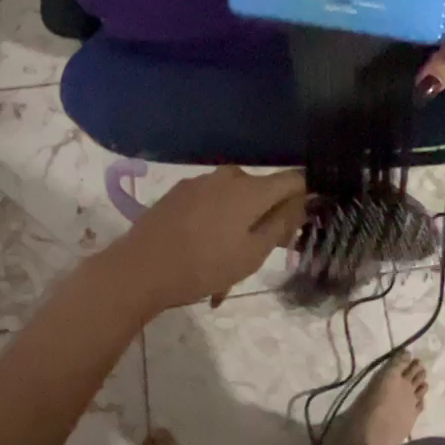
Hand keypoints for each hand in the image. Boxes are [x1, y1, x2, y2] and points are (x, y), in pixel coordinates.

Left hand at [101, 166, 309, 310]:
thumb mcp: (252, 255)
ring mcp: (200, 181)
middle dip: (266, 218)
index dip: (305, 197)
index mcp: (251, 189)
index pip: (294, 179)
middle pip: (262, 191)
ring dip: (238, 225)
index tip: (301, 222)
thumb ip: (282, 225)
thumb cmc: (203, 266)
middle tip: (258, 255)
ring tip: (224, 265)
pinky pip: (210, 203)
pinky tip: (201, 253)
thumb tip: (302, 202)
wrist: (139, 268)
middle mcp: (228, 175)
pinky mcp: (179, 192)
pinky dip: (214, 223)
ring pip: (234, 199)